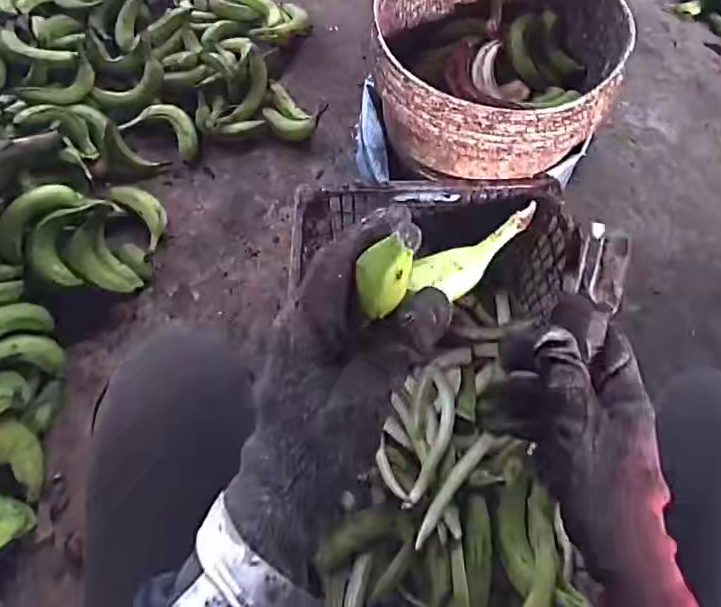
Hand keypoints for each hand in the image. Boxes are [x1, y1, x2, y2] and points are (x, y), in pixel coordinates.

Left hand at [226, 207, 449, 578]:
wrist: (282, 497)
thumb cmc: (318, 445)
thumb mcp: (364, 395)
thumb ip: (399, 344)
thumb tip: (438, 300)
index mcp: (302, 321)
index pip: (334, 260)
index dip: (370, 235)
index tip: (407, 224)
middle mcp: (301, 319)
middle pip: (343, 271)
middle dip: (383, 256)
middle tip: (422, 251)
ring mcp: (308, 336)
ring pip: (349, 294)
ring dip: (384, 284)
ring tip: (420, 280)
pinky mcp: (319, 354)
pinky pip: (352, 319)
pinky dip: (380, 312)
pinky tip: (405, 321)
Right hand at [495, 294, 695, 606]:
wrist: (617, 557)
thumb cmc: (601, 481)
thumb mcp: (577, 418)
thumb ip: (563, 370)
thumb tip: (551, 327)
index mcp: (623, 390)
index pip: (605, 339)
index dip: (576, 325)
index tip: (541, 319)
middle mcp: (612, 404)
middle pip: (575, 365)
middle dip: (538, 359)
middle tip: (504, 355)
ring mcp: (595, 431)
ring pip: (558, 395)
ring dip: (526, 390)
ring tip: (494, 393)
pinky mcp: (579, 455)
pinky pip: (553, 424)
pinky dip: (528, 419)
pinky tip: (503, 422)